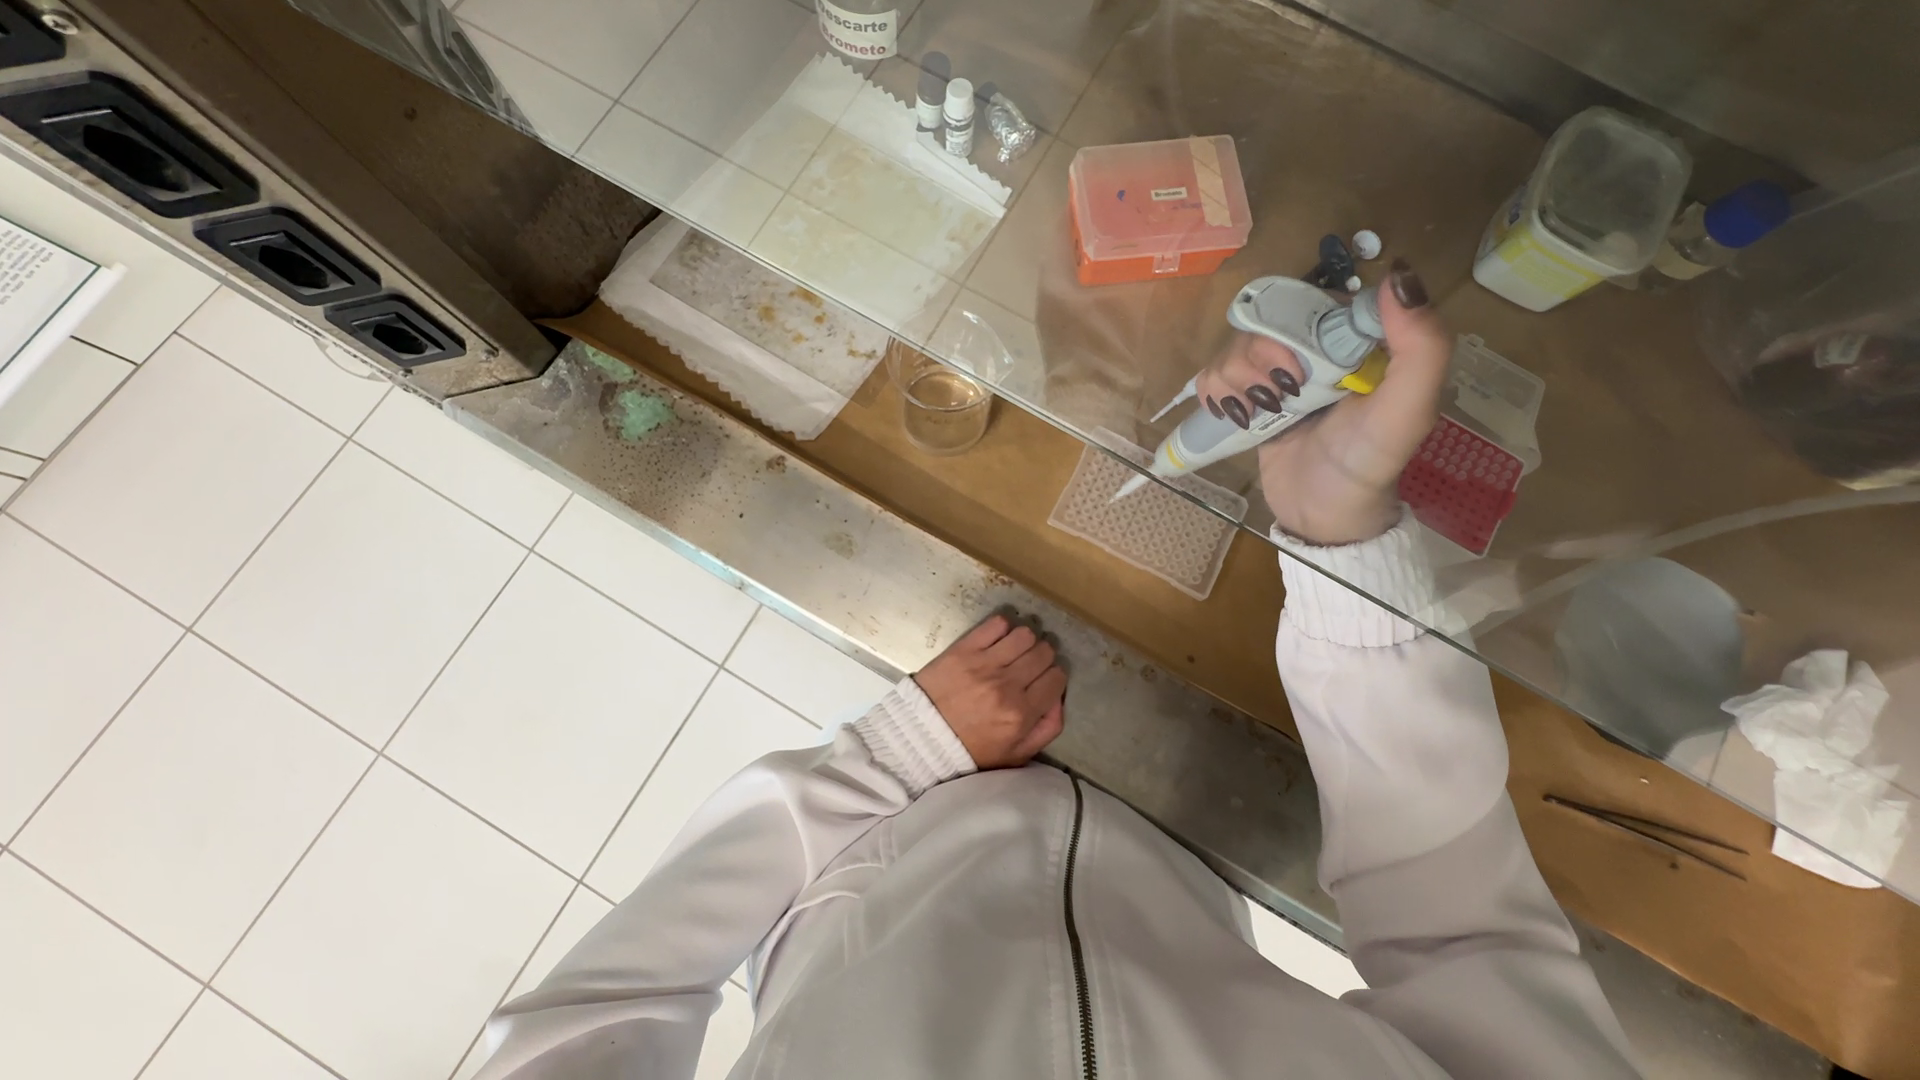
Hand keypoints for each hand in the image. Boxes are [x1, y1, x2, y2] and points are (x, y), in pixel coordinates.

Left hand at [914, 614, 1066, 768]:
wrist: (921, 737)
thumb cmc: (970, 749)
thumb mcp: (1015, 754)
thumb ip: (1046, 729)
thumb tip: (1059, 700)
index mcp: (1021, 714)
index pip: (1057, 679)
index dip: (1053, 678)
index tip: (1043, 680)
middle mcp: (1007, 686)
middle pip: (1044, 653)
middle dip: (1042, 657)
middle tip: (1029, 664)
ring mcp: (984, 664)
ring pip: (1024, 635)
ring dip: (1024, 641)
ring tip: (1014, 650)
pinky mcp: (963, 649)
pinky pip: (996, 624)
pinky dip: (1002, 628)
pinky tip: (997, 639)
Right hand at [1228, 259, 1449, 544]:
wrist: (1323, 518)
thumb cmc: (1368, 465)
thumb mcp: (1409, 409)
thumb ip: (1421, 346)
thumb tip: (1398, 276)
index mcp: (1356, 344)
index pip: (1314, 301)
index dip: (1293, 322)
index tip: (1298, 363)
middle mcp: (1315, 354)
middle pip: (1266, 322)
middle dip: (1260, 357)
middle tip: (1281, 394)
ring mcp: (1277, 378)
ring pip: (1235, 347)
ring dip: (1237, 379)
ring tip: (1259, 412)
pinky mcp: (1246, 401)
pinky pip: (1213, 375)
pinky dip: (1215, 393)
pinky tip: (1236, 416)